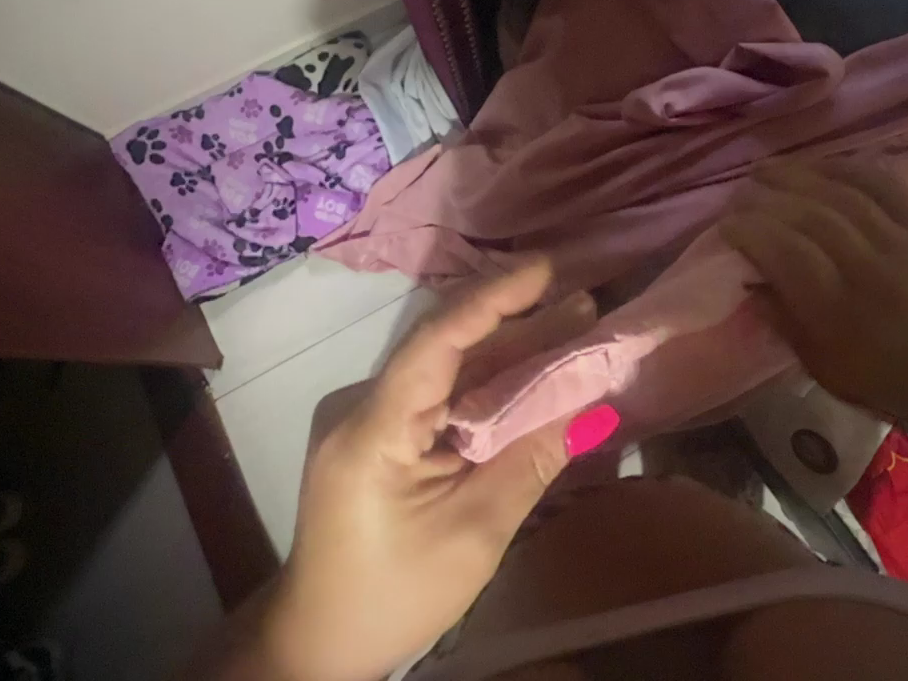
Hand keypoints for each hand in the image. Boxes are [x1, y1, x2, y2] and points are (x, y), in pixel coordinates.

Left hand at [249, 260, 591, 680]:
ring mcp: (369, 415)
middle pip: (446, 345)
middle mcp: (364, 404)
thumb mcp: (474, 535)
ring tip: (573, 322)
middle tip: (582, 300)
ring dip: (508, 348)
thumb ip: (530, 460)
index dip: (494, 298)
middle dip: (516, 319)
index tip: (546, 269)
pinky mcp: (381, 430)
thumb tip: (588, 402)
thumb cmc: (394, 593)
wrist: (319, 638)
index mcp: (374, 428)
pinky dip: (488, 382)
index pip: (436, 341)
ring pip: (446, 366)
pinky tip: (532, 368)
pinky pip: (440, 392)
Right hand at [721, 161, 907, 440]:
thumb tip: (747, 277)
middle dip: (767, 199)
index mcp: (839, 311)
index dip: (750, 231)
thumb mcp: (820, 365)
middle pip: (810, 216)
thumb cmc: (883, 383)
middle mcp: (871, 270)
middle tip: (740, 194)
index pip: (785, 253)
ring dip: (799, 175)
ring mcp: (904, 244)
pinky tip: (820, 165)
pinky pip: (886, 186)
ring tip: (767, 170)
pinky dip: (848, 169)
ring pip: (843, 195)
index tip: (726, 224)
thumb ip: (781, 317)